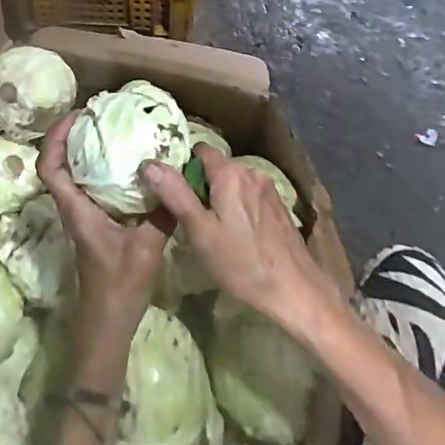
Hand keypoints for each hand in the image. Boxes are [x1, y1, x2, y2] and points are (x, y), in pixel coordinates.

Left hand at [35, 112, 172, 336]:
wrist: (108, 319)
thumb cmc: (120, 285)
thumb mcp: (146, 248)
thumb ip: (160, 213)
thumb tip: (174, 177)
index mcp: (75, 209)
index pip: (49, 166)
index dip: (56, 137)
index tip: (76, 116)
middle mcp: (71, 207)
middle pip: (55, 164)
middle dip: (68, 136)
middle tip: (94, 116)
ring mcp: (79, 214)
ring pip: (69, 174)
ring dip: (79, 150)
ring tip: (106, 130)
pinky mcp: (91, 221)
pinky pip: (85, 185)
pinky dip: (95, 168)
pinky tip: (122, 163)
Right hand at [142, 146, 341, 338]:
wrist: (296, 293)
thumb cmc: (242, 263)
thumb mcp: (200, 230)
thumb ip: (175, 193)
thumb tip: (148, 162)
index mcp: (231, 173)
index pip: (199, 151)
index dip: (182, 167)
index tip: (172, 191)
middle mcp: (251, 172)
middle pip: (216, 168)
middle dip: (200, 185)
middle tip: (188, 216)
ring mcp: (268, 189)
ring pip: (232, 183)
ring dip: (219, 198)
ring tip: (210, 228)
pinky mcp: (278, 207)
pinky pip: (248, 196)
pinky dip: (236, 207)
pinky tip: (235, 234)